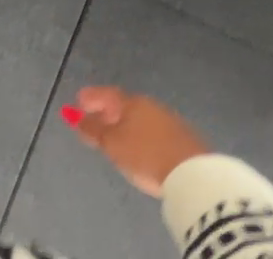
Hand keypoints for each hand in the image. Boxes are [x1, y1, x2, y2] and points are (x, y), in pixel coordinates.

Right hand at [64, 86, 211, 197]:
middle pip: (124, 107)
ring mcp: (172, 122)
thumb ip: (92, 129)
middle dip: (108, 113)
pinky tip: (142, 150)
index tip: (79, 103)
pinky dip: (144, 137)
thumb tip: (76, 117)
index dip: (91, 98)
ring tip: (118, 141)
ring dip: (127, 126)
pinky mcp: (187, 141)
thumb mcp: (111, 144)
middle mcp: (152, 106)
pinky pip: (157, 133)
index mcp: (131, 102)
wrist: (196, 177)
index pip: (106, 94)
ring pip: (142, 120)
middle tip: (96, 123)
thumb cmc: (145, 154)